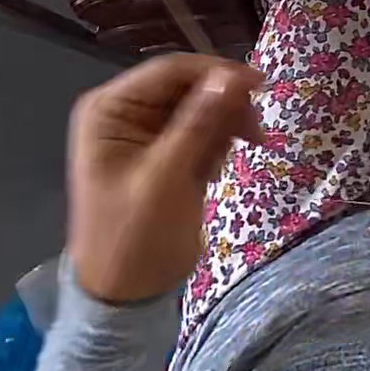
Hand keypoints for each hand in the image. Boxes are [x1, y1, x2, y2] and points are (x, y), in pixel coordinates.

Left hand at [67, 55, 262, 303]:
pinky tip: (208, 175)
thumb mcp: (167, 178)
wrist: (124, 300)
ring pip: (197, 107)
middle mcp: (124, 110)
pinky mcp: (161, 150)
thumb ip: (198, 123)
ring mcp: (142, 130)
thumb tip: (231, 76)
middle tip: (256, 137)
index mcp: (109, 108)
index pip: (168, 70)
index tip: (260, 83)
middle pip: (186, 86)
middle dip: (221, 108)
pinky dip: (212, 147)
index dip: (215, 72)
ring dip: (219, 130)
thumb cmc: (134, 240)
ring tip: (216, 169)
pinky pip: (198, 131)